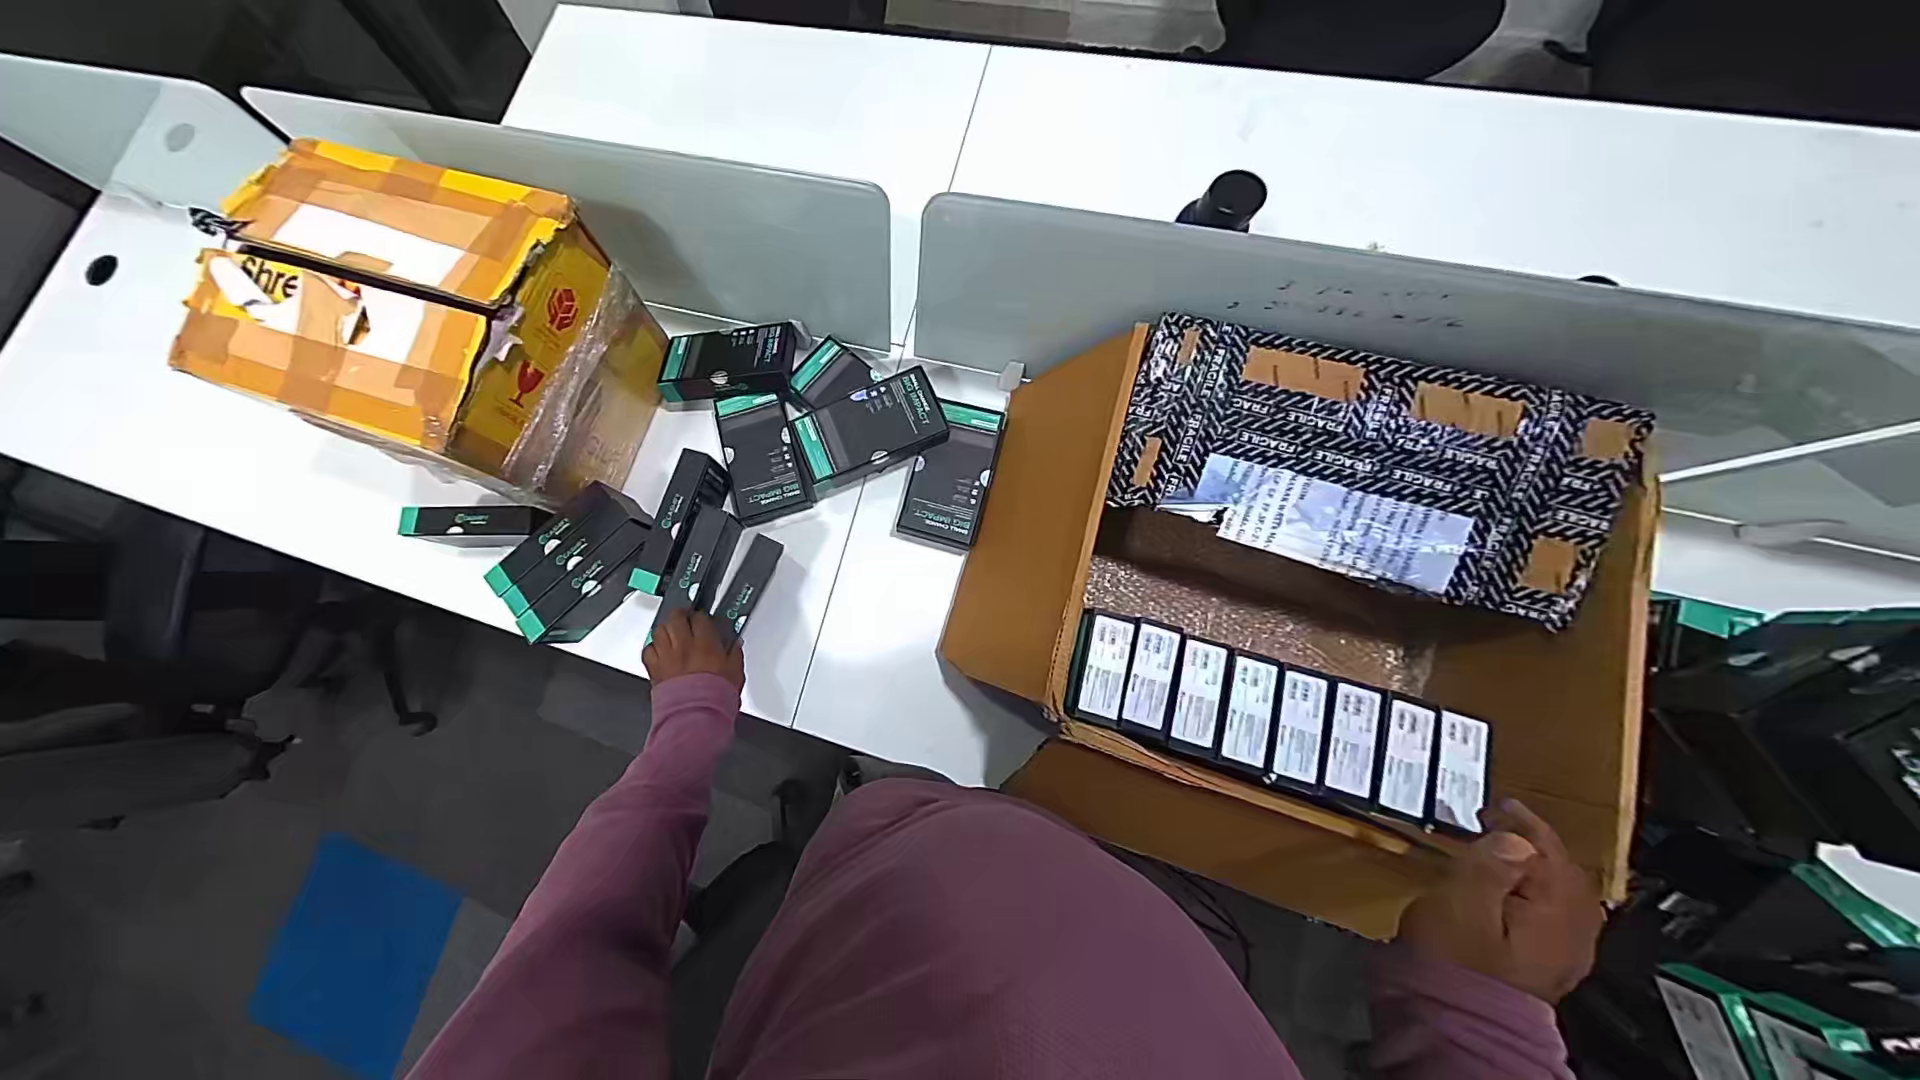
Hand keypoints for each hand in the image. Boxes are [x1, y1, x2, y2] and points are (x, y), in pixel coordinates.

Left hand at [642, 609, 743, 692]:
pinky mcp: (655, 669)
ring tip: (671, 628)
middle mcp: (683, 645)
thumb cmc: (715, 696)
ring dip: (666, 627)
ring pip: (659, 630)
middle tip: (685, 616)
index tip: (704, 618)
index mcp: (705, 642)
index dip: (702, 616)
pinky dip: (652, 647)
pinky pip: (648, 650)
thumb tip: (735, 645)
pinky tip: (658, 649)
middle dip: (681, 614)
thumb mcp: (735, 670)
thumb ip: (735, 653)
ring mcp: (667, 656)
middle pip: (676, 618)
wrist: (695, 714)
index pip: (700, 617)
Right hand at [1395, 799, 1602, 1002]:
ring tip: (1505, 846)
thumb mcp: (1463, 905)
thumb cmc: (1454, 959)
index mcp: (1554, 916)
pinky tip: (1515, 889)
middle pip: (1565, 877)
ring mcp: (1561, 954)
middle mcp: (1571, 936)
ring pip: (1564, 896)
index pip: (1551, 857)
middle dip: (1536, 843)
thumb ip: (1489, 868)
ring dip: (1538, 866)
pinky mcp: (1542, 964)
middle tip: (1501, 819)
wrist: (1453, 1021)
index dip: (1527, 825)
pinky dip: (1536, 889)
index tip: (1500, 804)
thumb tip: (1516, 838)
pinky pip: (1553, 914)